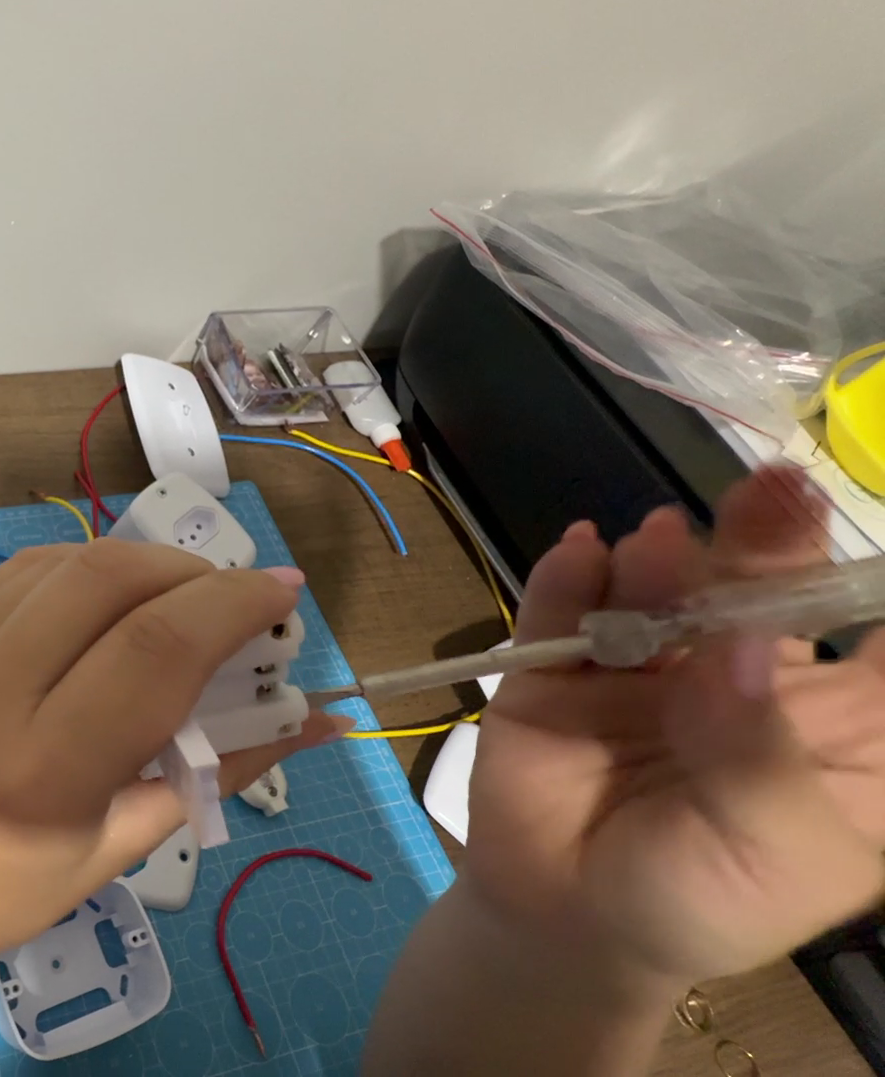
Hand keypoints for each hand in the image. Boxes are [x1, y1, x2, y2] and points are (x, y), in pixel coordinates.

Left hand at [0, 539, 349, 974]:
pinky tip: (112, 599)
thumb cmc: (9, 886)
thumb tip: (317, 718)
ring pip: (66, 560)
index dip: (231, 606)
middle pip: (107, 579)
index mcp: (41, 768)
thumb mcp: (124, 845)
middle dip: (189, 571)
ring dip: (140, 563)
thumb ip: (221, 769)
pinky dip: (85, 569)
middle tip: (234, 595)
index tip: (283, 594)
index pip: (152, 650)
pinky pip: (26, 570)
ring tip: (180, 596)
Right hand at [469, 467, 884, 986]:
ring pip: (651, 596)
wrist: (557, 915)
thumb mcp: (772, 853)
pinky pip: (558, 616)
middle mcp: (731, 683)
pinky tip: (580, 550)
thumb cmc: (700, 900)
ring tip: (655, 542)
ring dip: (659, 562)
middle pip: (754, 600)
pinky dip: (566, 580)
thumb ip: (761, 753)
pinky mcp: (551, 675)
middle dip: (765, 544)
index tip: (879, 556)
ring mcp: (634, 674)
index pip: (878, 648)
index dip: (882, 595)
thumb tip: (734, 646)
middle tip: (766, 487)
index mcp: (822, 729)